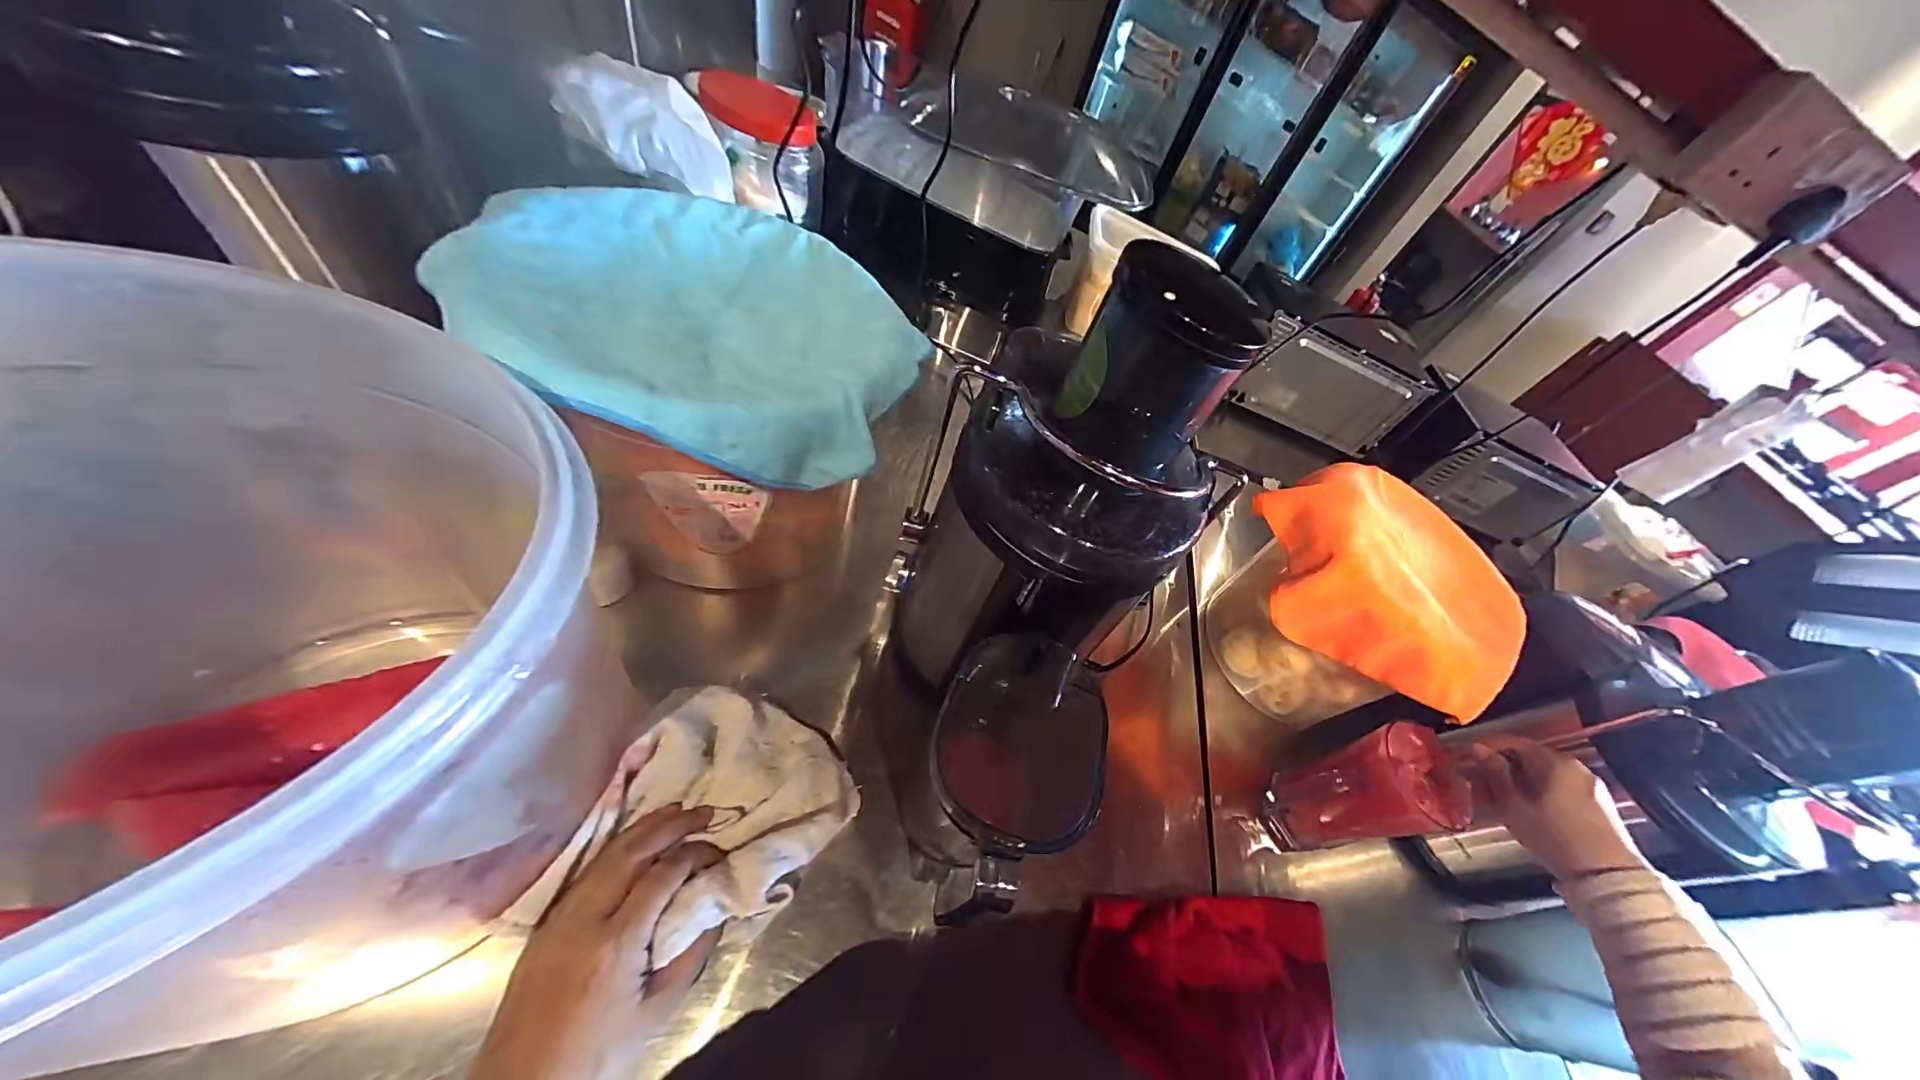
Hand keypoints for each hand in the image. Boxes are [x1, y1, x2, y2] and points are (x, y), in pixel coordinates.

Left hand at [472, 807, 724, 1079]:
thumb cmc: (597, 1054)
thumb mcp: (658, 1011)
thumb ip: (692, 955)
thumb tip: (718, 909)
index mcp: (617, 943)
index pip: (663, 875)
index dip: (695, 854)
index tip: (718, 850)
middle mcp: (584, 919)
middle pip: (632, 852)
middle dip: (672, 825)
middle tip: (704, 812)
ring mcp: (559, 918)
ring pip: (606, 855)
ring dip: (644, 828)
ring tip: (675, 811)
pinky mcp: (546, 925)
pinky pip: (587, 872)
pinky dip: (617, 847)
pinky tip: (635, 841)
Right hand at [1463, 737, 1649, 880]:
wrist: (1609, 876)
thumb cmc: (1554, 836)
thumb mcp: (1514, 806)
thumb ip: (1495, 773)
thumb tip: (1478, 748)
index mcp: (1556, 762)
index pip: (1515, 744)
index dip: (1490, 751)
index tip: (1473, 763)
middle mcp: (1578, 768)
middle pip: (1534, 759)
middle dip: (1508, 769)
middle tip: (1486, 784)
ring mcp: (1594, 788)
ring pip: (1550, 776)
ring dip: (1526, 783)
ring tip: (1508, 801)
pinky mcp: (1603, 807)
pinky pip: (1565, 791)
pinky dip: (1546, 795)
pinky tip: (1535, 812)